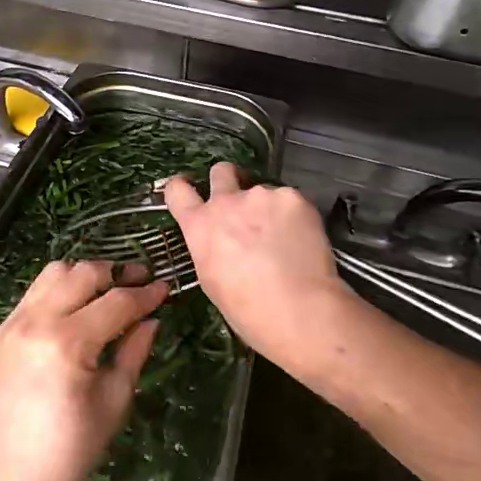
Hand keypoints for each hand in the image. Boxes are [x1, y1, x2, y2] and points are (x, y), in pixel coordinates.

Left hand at [0, 260, 165, 480]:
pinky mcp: (3, 334)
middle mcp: (37, 322)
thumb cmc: (69, 449)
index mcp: (67, 342)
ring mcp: (14, 325)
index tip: (166, 288)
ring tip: (109, 290)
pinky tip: (79, 306)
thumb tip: (151, 320)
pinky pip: (36, 291)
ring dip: (87, 275)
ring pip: (56, 272)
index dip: (146, 293)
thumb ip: (134, 351)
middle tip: (141, 283)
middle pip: (85, 273)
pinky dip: (62, 287)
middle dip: (118, 273)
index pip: (118, 301)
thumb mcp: (114, 400)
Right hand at [164, 163, 360, 371]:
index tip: (189, 189)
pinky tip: (302, 240)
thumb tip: (221, 239)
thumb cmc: (248, 309)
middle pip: (221, 171)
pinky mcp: (293, 197)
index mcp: (201, 225)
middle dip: (228, 180)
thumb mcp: (211, 280)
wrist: (298, 309)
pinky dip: (293, 216)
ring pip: (263, 193)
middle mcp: (228, 202)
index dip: (182, 188)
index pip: (178, 190)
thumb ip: (210, 246)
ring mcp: (262, 195)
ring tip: (285, 240)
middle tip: (242, 203)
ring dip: (269, 209)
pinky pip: (289, 201)